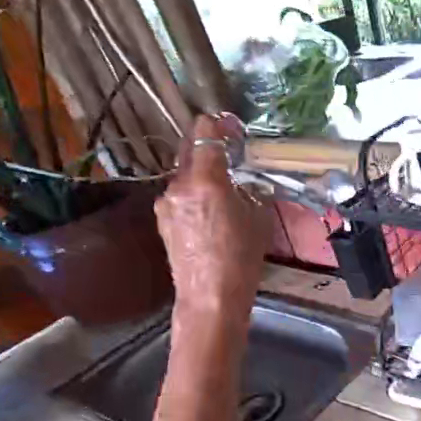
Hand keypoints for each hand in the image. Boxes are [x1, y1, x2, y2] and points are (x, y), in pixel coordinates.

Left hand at [156, 114, 268, 328]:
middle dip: (209, 147)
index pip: (204, 132)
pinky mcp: (162, 220)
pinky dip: (194, 195)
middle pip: (190, 149)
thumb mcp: (258, 217)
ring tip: (224, 191)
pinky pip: (180, 196)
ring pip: (184, 175)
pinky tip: (210, 215)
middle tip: (230, 154)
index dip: (218, 124)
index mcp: (205, 179)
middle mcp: (179, 185)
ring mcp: (166, 203)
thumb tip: (245, 181)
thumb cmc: (241, 257)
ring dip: (202, 174)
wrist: (210, 296)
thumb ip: (249, 190)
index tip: (232, 127)